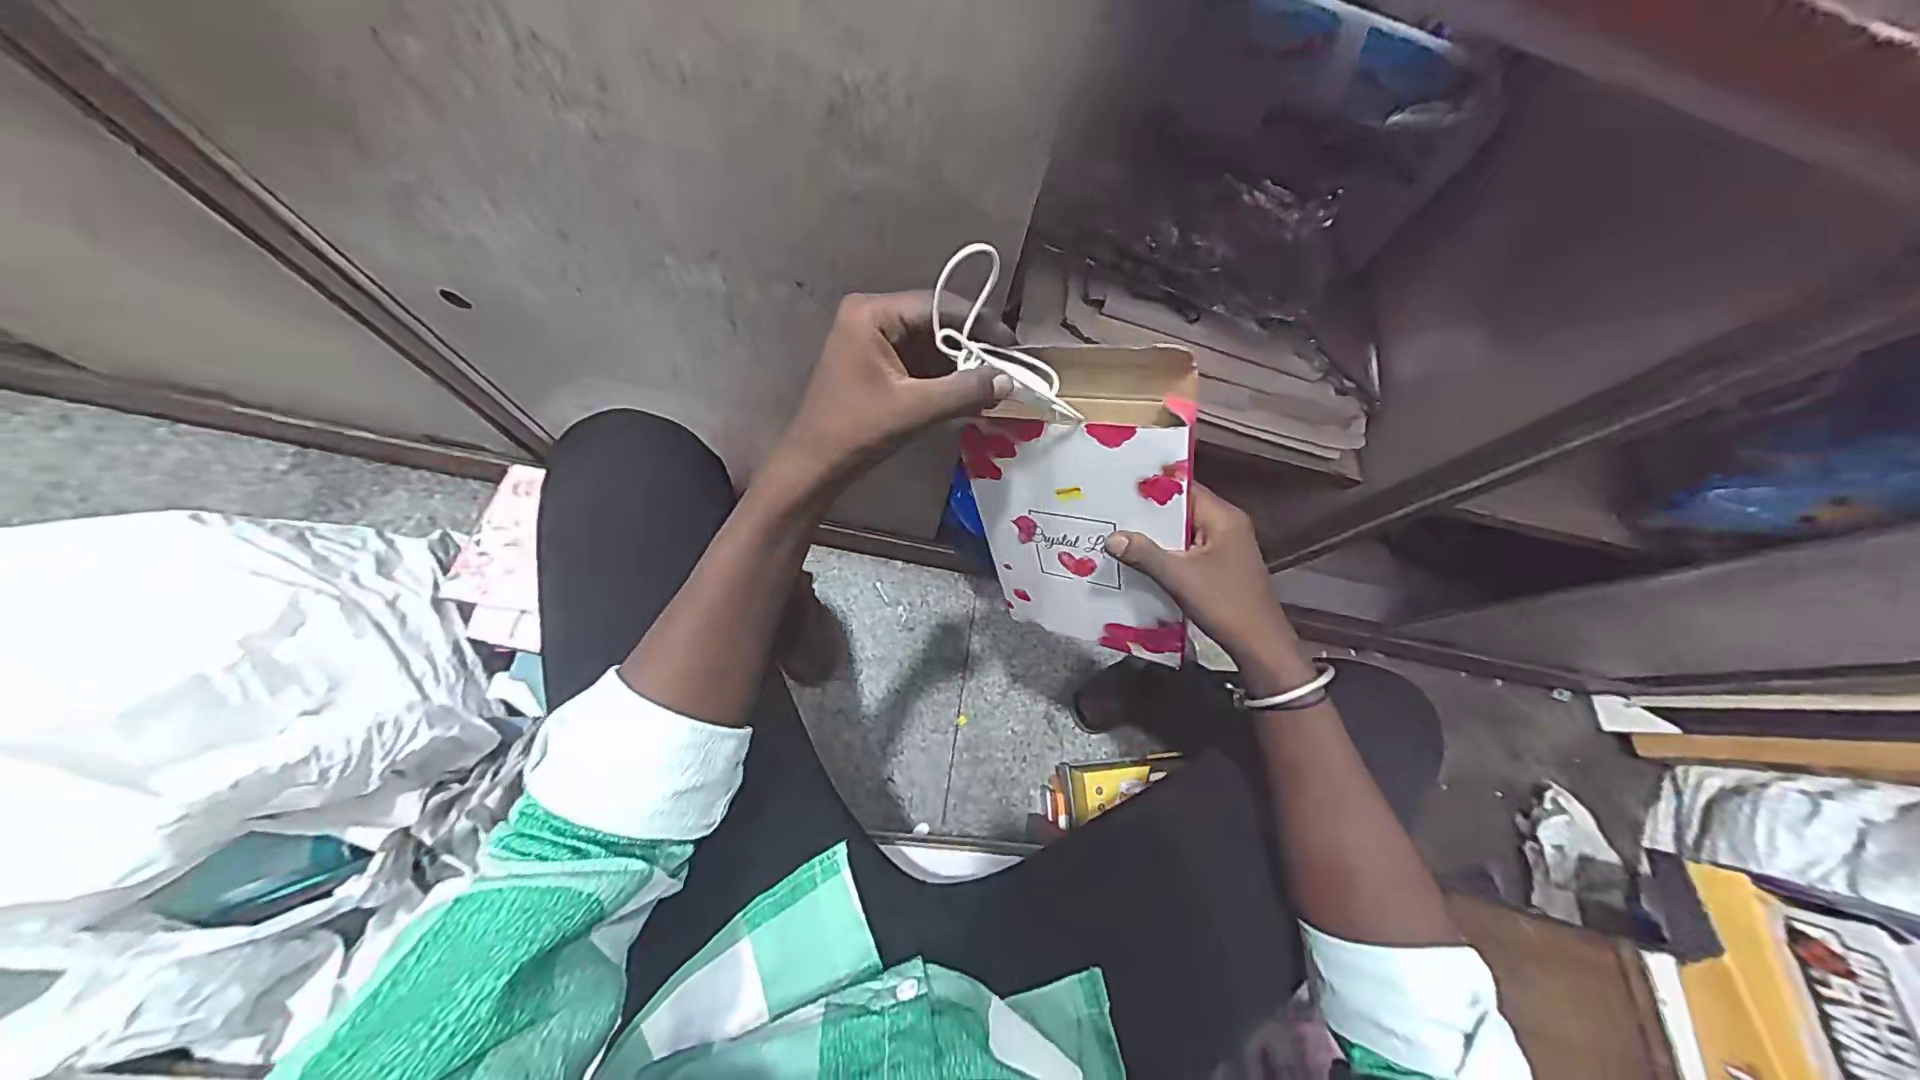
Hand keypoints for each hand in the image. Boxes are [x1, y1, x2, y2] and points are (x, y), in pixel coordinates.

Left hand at [766, 291, 1014, 492]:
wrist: (814, 465)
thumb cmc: (855, 430)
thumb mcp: (914, 409)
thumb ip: (963, 391)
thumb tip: (1009, 381)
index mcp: (871, 314)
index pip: (938, 305)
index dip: (980, 324)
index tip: (1013, 346)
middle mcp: (871, 318)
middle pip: (935, 323)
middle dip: (972, 348)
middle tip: (1008, 368)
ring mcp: (872, 342)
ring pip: (930, 345)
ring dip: (960, 366)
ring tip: (994, 385)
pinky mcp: (877, 365)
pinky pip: (919, 363)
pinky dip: (944, 379)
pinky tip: (969, 395)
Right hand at [1104, 483, 1304, 677]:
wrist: (1259, 645)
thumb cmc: (1224, 604)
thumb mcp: (1179, 577)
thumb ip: (1144, 554)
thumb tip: (1113, 538)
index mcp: (1224, 518)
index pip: (1184, 488)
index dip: (1153, 486)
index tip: (1121, 488)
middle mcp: (1227, 526)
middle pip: (1181, 510)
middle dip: (1148, 515)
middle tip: (1112, 512)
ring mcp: (1224, 547)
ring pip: (1182, 532)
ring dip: (1155, 537)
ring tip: (1119, 535)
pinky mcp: (1219, 566)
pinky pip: (1186, 551)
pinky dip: (1165, 554)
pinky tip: (1140, 561)